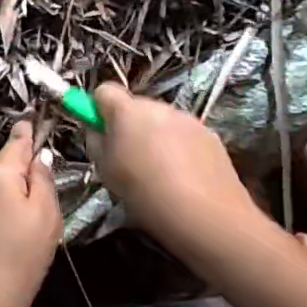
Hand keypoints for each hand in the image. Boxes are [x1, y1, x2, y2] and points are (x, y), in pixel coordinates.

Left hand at [0, 121, 61, 306]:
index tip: (32, 120)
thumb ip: (44, 180)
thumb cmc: (21, 255)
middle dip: (21, 172)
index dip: (27, 131)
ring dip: (7, 195)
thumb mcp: (46, 216)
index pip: (16, 141)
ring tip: (26, 222)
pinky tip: (4, 236)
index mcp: (0, 172)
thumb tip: (39, 157)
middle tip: (43, 193)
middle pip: (4, 166)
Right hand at [86, 84, 272, 257]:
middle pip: (135, 106)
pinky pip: (184, 134)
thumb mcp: (104, 170)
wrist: (206, 215)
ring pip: (161, 121)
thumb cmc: (144, 192)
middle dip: (129, 125)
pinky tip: (183, 176)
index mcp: (127, 111)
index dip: (98, 109)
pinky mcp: (210, 135)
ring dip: (155, 136)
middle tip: (128, 158)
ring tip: (159, 172)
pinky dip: (179, 147)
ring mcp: (188, 119)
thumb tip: (98, 129)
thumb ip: (96, 141)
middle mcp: (158, 106)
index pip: (104, 90)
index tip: (101, 132)